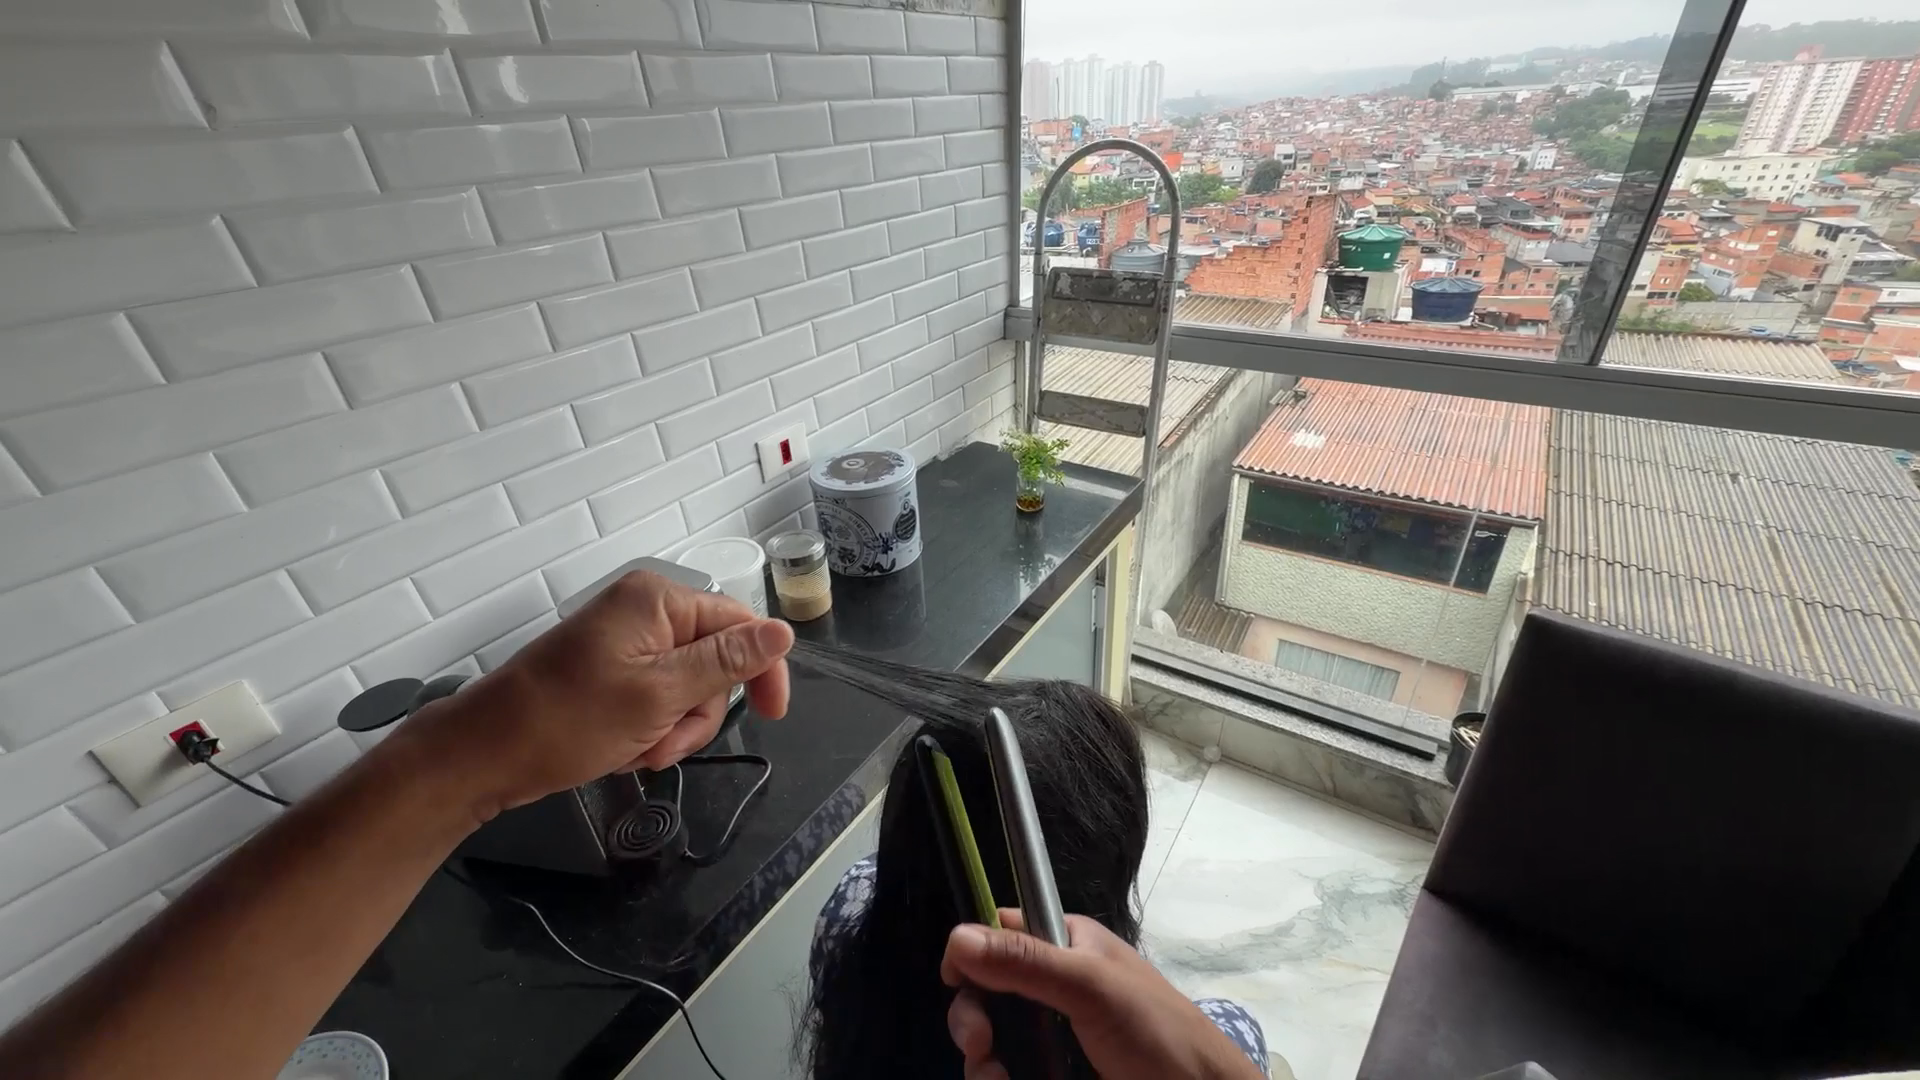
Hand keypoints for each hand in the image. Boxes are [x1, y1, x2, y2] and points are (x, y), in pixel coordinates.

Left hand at [400, 570, 794, 821]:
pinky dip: (652, 728)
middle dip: (700, 711)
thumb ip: (727, 661)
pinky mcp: (613, 670)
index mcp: (659, 600)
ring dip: (675, 727)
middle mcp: (647, 612)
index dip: (763, 668)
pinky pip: (660, 697)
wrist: (480, 757)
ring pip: (690, 687)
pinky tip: (626, 749)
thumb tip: (784, 632)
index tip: (773, 715)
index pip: (740, 624)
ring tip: (640, 751)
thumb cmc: (568, 721)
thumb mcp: (660, 693)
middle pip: (716, 660)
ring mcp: (628, 642)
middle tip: (666, 742)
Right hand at [942, 910, 1261, 1079]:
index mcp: (1065, 945)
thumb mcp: (1090, 987)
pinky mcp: (1054, 1074)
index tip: (955, 979)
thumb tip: (955, 937)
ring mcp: (1054, 1036)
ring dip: (983, 1063)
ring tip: (996, 1078)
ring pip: (994, 1041)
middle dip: (973, 1017)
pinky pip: (1010, 1072)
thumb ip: (1024, 961)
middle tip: (980, 1045)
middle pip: (988, 991)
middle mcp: (1053, 986)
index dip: (971, 951)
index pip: (1001, 932)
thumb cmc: (1156, 1033)